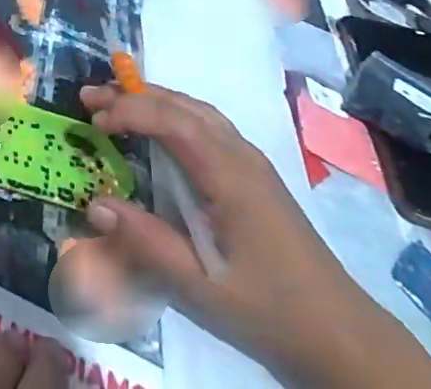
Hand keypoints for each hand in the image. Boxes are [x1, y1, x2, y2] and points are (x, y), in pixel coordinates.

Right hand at [78, 82, 430, 388]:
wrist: (341, 334)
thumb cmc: (269, 311)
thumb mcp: (202, 288)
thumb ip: (147, 243)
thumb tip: (94, 203)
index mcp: (231, 177)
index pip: (175, 122)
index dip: (131, 112)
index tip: (93, 121)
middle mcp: (242, 156)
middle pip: (184, 106)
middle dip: (134, 96)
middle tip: (89, 98)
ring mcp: (252, 162)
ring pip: (198, 110)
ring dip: (154, 100)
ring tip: (114, 103)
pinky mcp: (255, 174)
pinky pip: (208, 125)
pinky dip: (174, 113)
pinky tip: (158, 129)